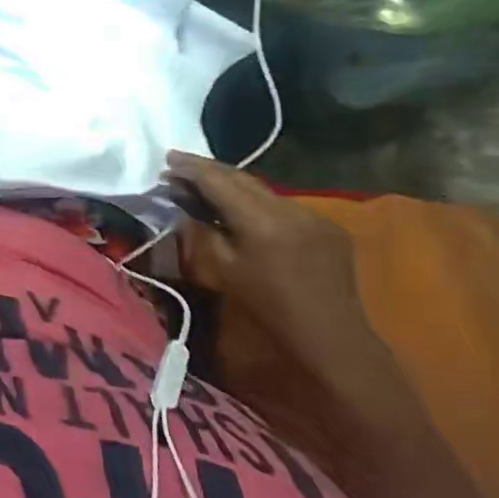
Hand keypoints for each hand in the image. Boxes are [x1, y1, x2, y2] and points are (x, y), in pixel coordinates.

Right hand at [166, 151, 385, 375]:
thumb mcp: (222, 269)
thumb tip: (187, 205)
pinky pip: (282, 203)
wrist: (331, 339)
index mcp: (261, 221)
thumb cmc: (269, 308)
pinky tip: (244, 209)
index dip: (191, 167)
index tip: (167, 158)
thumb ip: (202, 230)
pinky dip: (257, 201)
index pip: (218, 181)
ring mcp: (314, 214)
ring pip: (262, 189)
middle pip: (241, 177)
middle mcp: (290, 208)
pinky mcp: (327, 225)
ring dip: (232, 184)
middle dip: (208, 169)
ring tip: (207, 184)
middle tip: (179, 164)